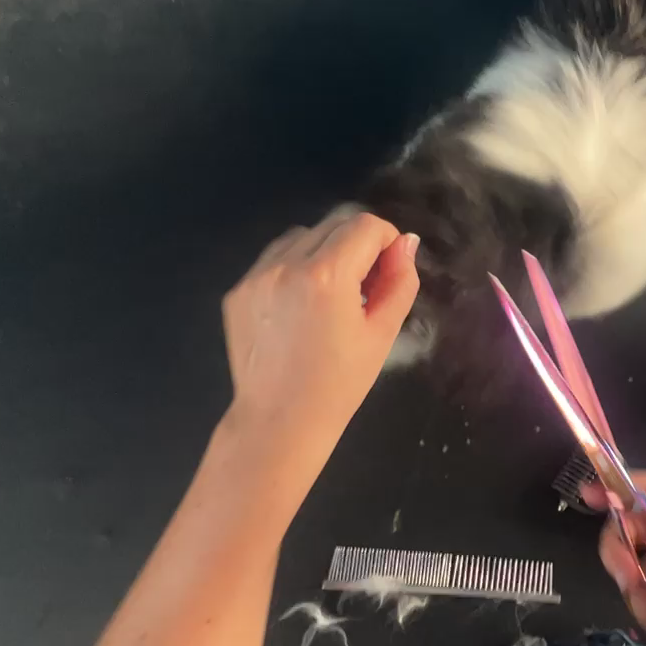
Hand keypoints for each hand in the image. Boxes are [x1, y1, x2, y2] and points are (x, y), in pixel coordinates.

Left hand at [221, 210, 419, 455]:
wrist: (280, 420)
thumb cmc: (341, 383)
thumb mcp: (383, 333)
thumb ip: (400, 282)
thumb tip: (406, 244)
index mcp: (326, 276)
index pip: (365, 226)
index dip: (387, 241)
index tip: (391, 269)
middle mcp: (286, 265)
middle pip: (334, 225)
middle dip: (359, 246)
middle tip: (366, 288)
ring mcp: (256, 276)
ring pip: (303, 237)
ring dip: (326, 253)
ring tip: (333, 296)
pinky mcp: (238, 290)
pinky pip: (275, 259)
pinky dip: (297, 268)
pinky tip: (303, 307)